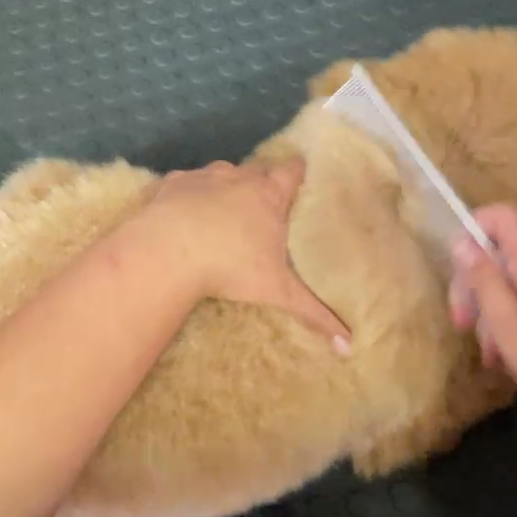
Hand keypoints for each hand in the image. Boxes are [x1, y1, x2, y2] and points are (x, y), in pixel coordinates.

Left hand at [116, 160, 350, 350]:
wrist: (167, 252)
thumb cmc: (230, 267)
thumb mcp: (277, 292)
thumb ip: (314, 314)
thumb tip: (349, 346)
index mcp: (269, 195)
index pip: (292, 171)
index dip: (298, 172)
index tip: (301, 178)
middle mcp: (239, 178)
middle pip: (258, 170)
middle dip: (263, 181)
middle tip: (267, 203)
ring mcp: (204, 177)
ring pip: (222, 171)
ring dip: (227, 185)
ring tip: (226, 208)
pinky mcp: (174, 183)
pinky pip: (187, 182)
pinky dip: (190, 193)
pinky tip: (185, 212)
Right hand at [449, 204, 516, 425]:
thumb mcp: (507, 326)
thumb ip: (483, 280)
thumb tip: (462, 243)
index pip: (500, 214)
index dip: (472, 231)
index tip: (458, 270)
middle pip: (503, 249)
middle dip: (476, 281)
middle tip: (462, 323)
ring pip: (516, 277)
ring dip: (494, 307)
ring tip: (490, 352)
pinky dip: (516, 315)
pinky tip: (511, 352)